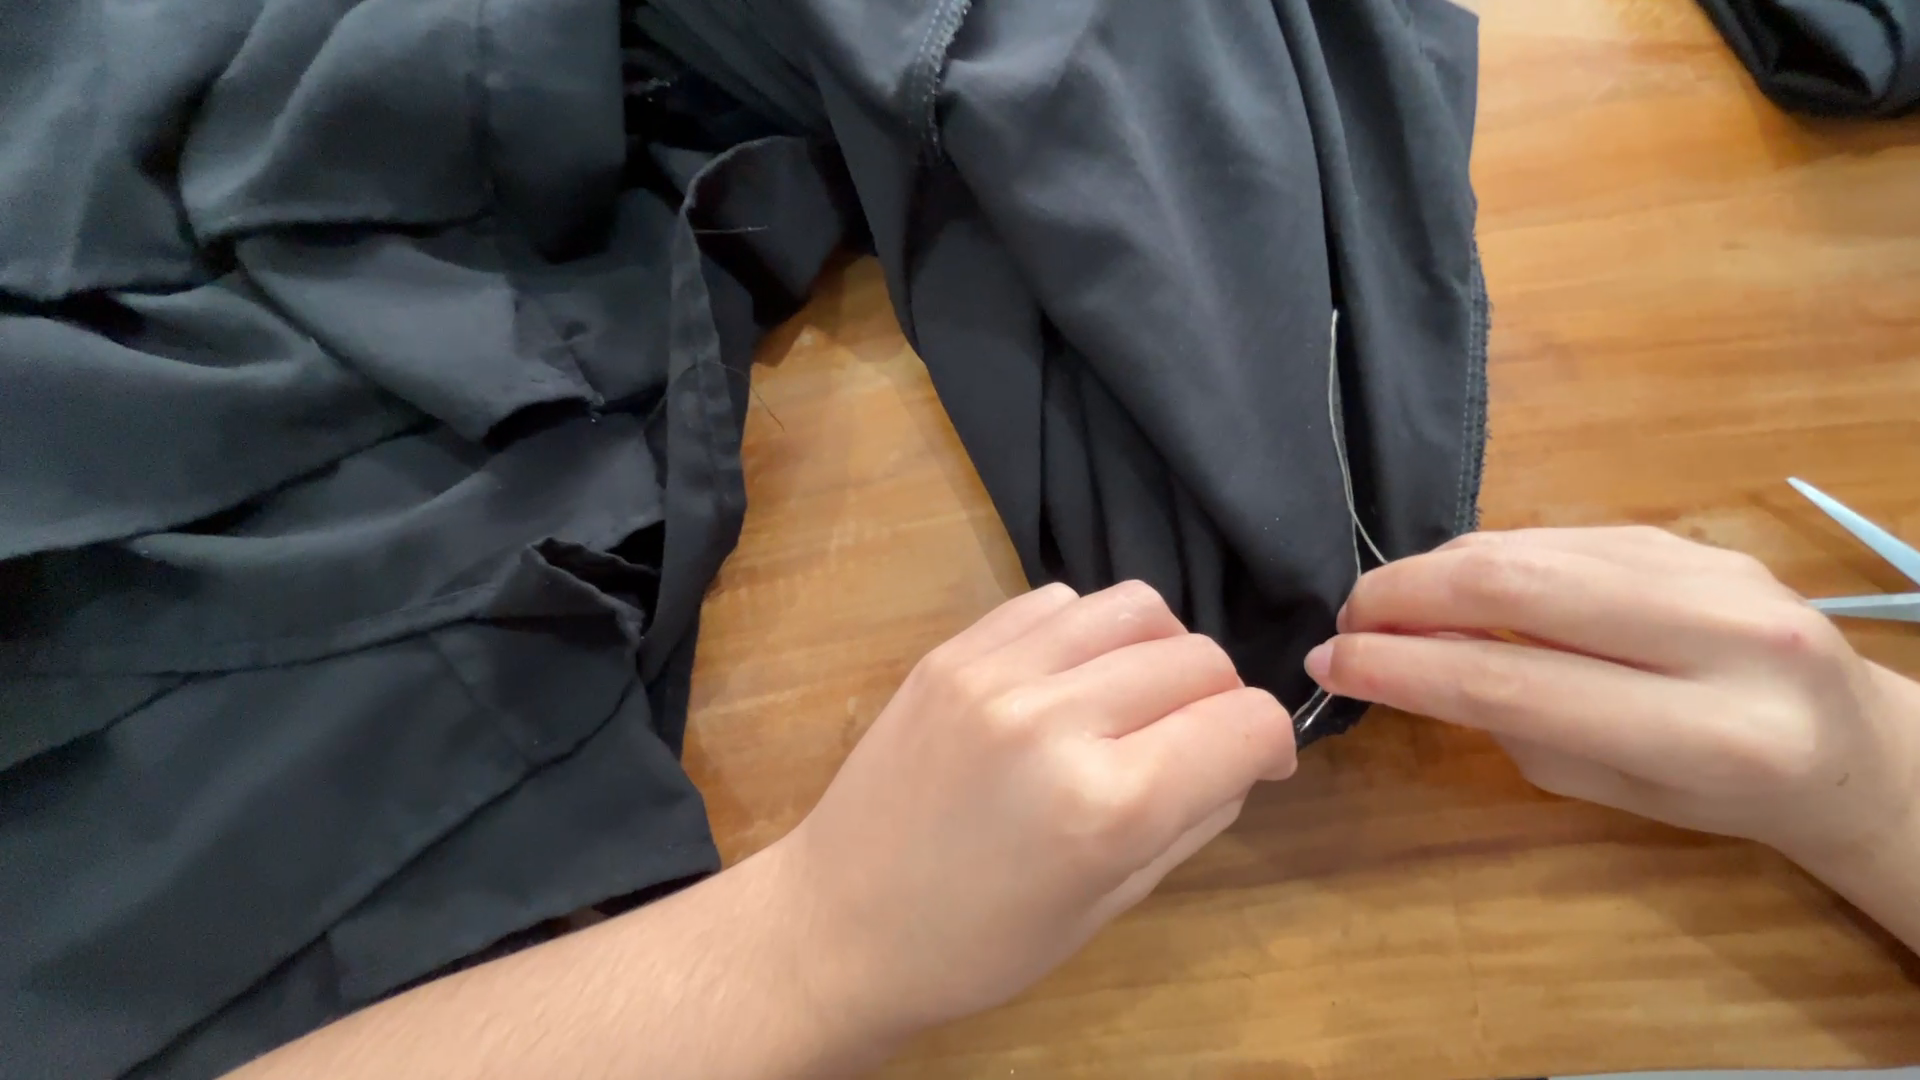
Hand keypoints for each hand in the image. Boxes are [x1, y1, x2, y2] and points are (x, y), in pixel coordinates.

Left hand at [768, 581, 1295, 1039]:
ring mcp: (996, 672)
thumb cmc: (980, 942)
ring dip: (1160, 647)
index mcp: (1108, 804)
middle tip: (1195, 735)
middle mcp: (1055, 717)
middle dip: (1221, 697)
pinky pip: (1055, 602)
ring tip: (1136, 692)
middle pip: (1196, 657)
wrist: (840, 916)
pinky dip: (1087, 631)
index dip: (1269, 740)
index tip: (1255, 760)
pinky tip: (1070, 675)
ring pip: (1132, 606)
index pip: (1243, 723)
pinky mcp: (952, 650)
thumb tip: (1236, 753)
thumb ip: (1191, 817)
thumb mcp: (1109, 904)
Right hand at [1304, 527, 1919, 872]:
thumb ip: (1501, 712)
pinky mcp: (1684, 536)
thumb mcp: (1595, 781)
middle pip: (1511, 588)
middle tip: (1348, 620)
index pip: (1507, 683)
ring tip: (1388, 605)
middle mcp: (1727, 638)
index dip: (1395, 668)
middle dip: (1398, 596)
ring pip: (1518, 548)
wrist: (1851, 744)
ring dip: (1426, 572)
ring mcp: (1712, 570)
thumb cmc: (1709, 793)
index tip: (1325, 664)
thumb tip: (1401, 649)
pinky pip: (1543, 535)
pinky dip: (1473, 560)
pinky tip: (1451, 589)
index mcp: (1709, 734)